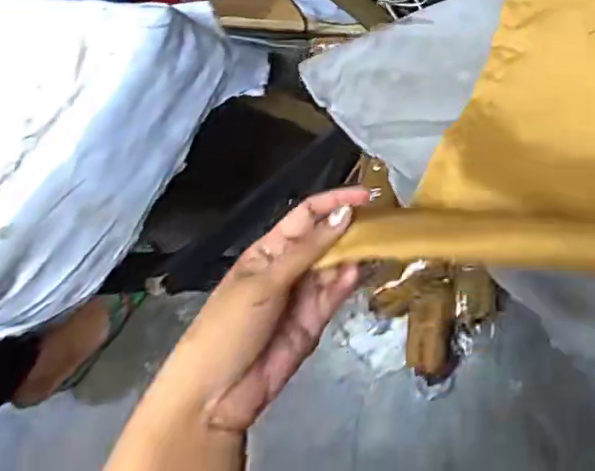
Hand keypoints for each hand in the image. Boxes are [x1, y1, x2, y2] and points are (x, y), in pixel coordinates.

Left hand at [165, 187, 368, 430]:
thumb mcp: (264, 281)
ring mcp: (303, 295)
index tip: (366, 196)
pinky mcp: (315, 321)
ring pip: (336, 265)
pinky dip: (348, 282)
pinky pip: (335, 294)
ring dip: (354, 254)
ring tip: (376, 244)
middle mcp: (290, 267)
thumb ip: (309, 248)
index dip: (334, 201)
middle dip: (350, 228)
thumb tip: (346, 214)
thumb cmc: (227, 328)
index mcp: (269, 250)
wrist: (212, 399)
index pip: (307, 215)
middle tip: (381, 221)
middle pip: (326, 238)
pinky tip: (358, 272)